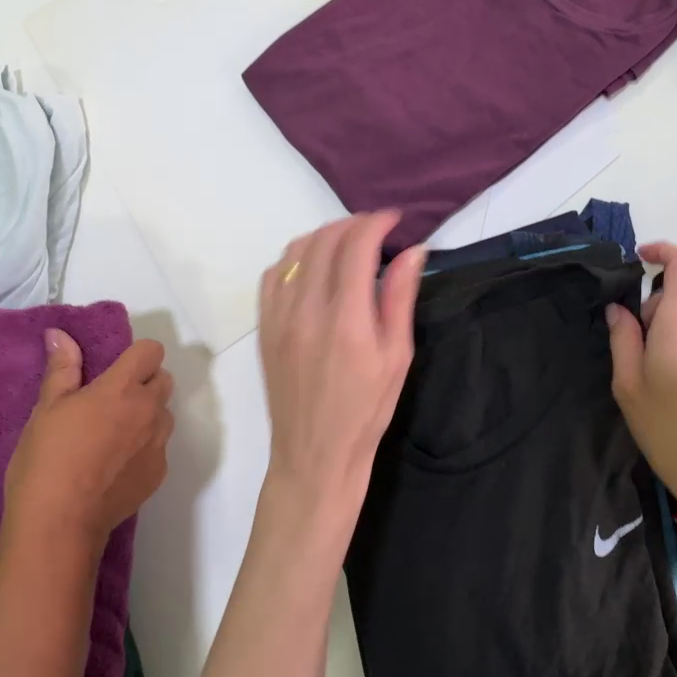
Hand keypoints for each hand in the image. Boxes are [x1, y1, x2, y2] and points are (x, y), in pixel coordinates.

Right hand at [2, 330, 174, 551]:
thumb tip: (60, 334)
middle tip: (111, 403)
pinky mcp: (160, 472)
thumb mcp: (46, 411)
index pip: (151, 351)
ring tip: (112, 437)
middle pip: (163, 380)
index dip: (136, 355)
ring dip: (147, 416)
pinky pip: (159, 448)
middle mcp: (149, 410)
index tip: (115, 369)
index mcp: (122, 389)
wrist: (59, 525)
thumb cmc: (45, 462)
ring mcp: (158, 442)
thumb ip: (62, 369)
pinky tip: (115, 467)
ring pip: (164, 414)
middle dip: (144, 383)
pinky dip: (144, 449)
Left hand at [258, 211, 426, 502]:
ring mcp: (279, 317)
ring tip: (347, 245)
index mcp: (347, 320)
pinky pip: (273, 274)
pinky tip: (314, 268)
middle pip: (324, 240)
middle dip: (353, 224)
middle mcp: (307, 310)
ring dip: (324, 236)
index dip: (376, 223)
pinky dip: (295, 258)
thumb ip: (400, 298)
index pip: (356, 246)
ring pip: (295, 251)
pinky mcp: (264, 327)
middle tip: (375, 231)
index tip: (394, 221)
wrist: (314, 455)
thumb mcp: (397, 357)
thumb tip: (412, 250)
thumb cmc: (367, 410)